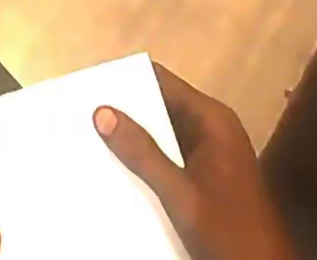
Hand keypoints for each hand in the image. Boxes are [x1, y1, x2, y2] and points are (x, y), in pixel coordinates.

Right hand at [94, 64, 296, 259]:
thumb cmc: (231, 235)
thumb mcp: (181, 196)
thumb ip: (142, 153)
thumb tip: (102, 111)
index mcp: (212, 119)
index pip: (161, 80)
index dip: (127, 80)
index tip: (92, 86)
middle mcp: (212, 127)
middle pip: (161, 105)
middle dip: (126, 110)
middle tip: (85, 114)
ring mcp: (212, 153)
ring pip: (164, 133)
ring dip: (135, 137)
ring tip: (94, 138)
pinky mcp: (208, 178)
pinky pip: (171, 156)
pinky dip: (148, 159)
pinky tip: (120, 170)